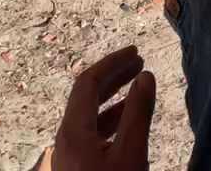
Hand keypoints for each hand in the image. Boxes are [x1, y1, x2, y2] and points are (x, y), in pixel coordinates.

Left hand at [54, 47, 155, 169]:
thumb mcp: (130, 153)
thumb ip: (137, 113)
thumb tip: (145, 76)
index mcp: (73, 131)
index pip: (88, 82)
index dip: (112, 62)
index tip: (136, 52)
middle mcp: (65, 140)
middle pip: (86, 96)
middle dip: (114, 76)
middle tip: (139, 63)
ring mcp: (68, 156)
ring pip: (89, 116)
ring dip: (114, 97)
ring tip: (138, 88)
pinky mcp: (75, 169)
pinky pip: (91, 133)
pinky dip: (111, 118)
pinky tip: (127, 122)